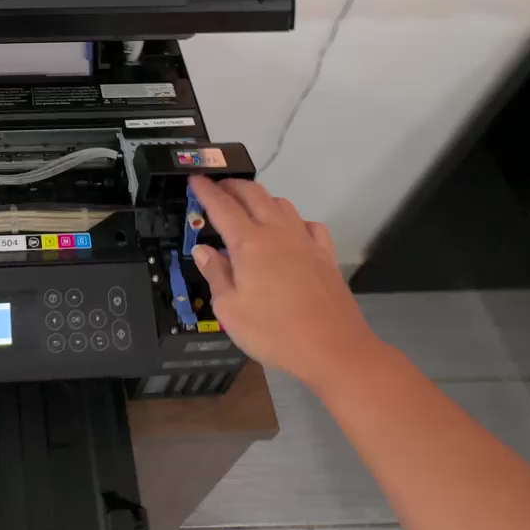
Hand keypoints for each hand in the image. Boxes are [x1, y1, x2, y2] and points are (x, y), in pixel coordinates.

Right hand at [187, 177, 382, 390]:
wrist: (334, 350)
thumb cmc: (274, 332)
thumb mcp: (230, 310)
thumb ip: (215, 274)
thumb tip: (203, 251)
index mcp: (249, 243)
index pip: (222, 206)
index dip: (205, 190)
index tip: (195, 179)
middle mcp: (277, 233)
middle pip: (253, 194)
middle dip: (232, 186)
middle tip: (218, 188)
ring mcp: (305, 241)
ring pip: (282, 204)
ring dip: (262, 198)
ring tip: (250, 206)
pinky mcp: (326, 255)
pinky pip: (309, 225)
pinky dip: (294, 220)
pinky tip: (291, 231)